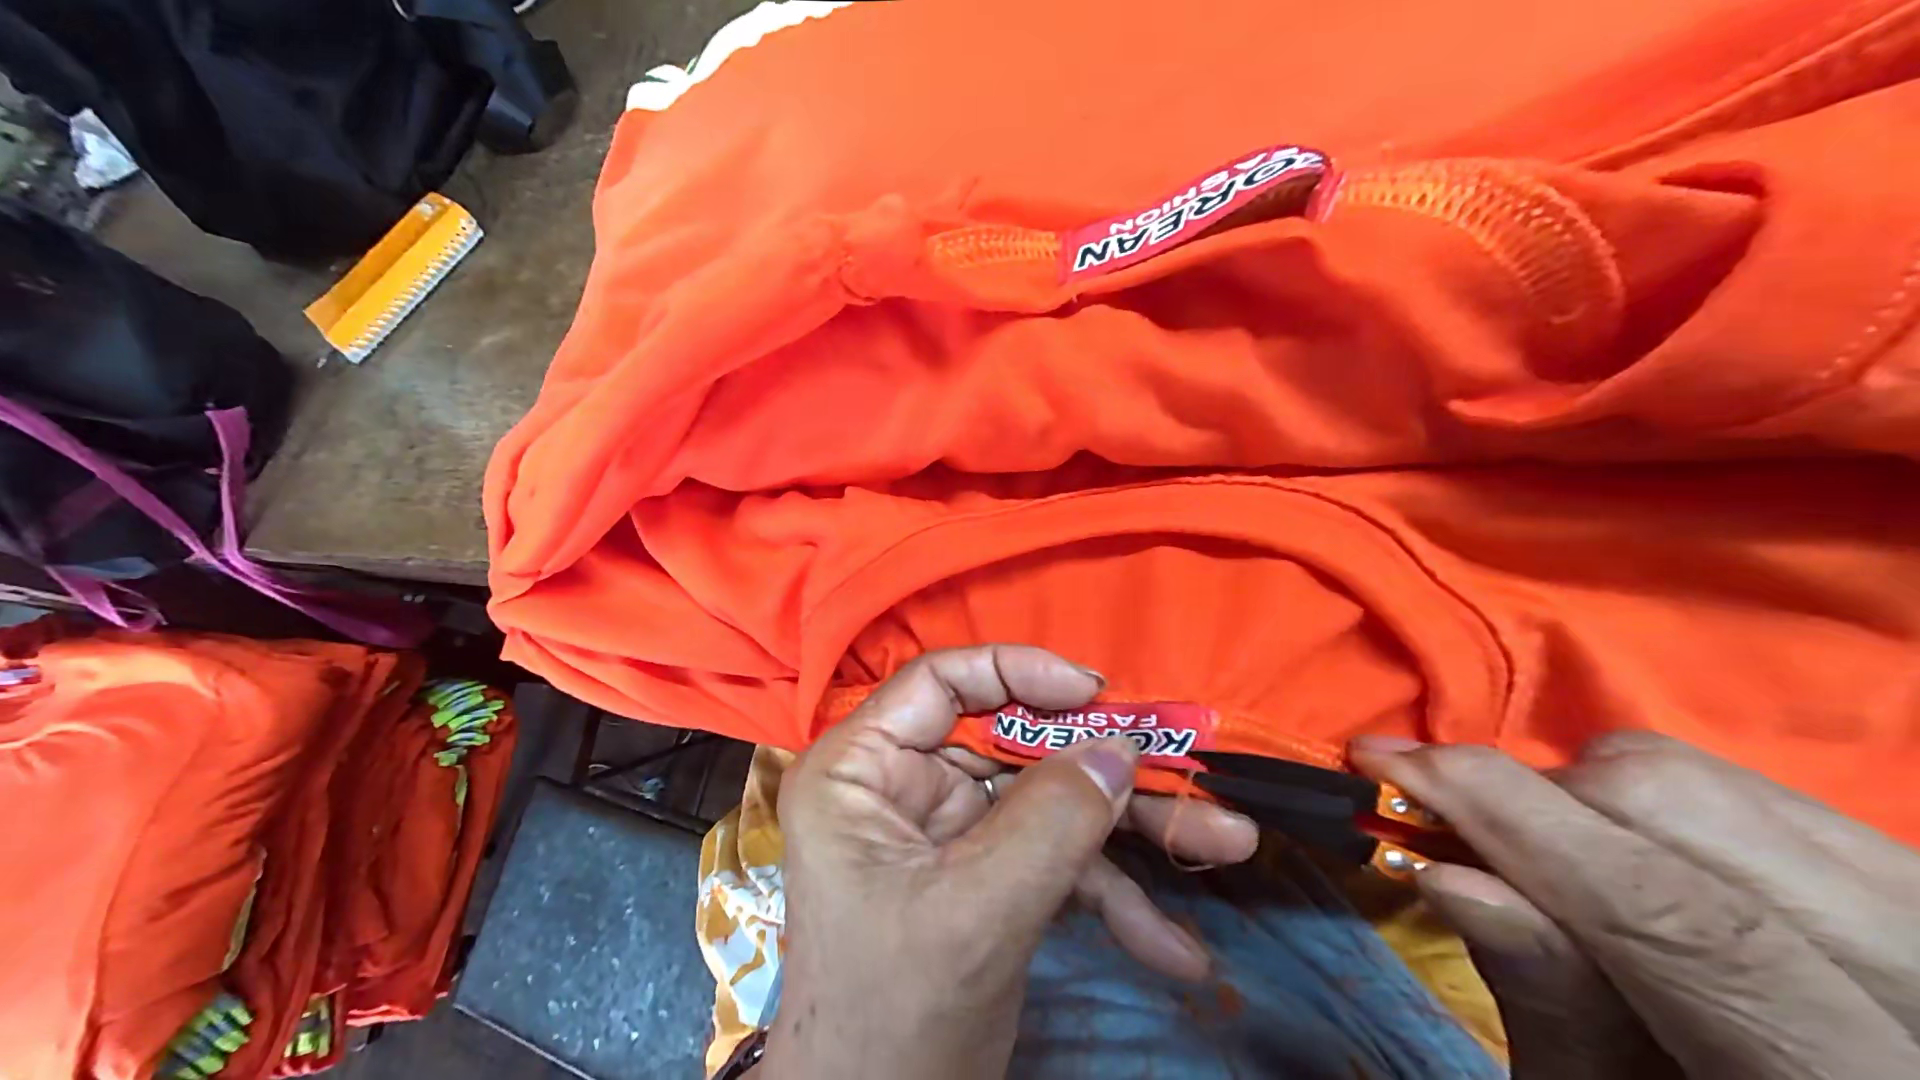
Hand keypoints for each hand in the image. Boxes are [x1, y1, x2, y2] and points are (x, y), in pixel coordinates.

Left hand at [760, 645, 1258, 1079]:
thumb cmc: (892, 1015)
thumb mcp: (973, 911)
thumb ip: (1051, 822)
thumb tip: (1121, 748)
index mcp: (861, 769)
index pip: (941, 682)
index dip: (1018, 672)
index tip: (1095, 692)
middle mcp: (902, 785)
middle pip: (1012, 743)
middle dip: (1101, 768)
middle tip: (1186, 773)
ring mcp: (946, 830)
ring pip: (1044, 800)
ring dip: (1129, 831)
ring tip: (1222, 843)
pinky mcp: (982, 874)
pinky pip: (1050, 859)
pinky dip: (1109, 895)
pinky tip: (1171, 947)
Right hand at [1351, 732, 1919, 1078]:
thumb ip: (1546, 1007)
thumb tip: (1444, 874)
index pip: (1679, 921)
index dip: (1511, 821)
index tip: (1384, 763)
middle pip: (1697, 812)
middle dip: (1529, 796)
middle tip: (1437, 815)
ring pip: (1726, 782)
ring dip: (1581, 795)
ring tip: (1530, 847)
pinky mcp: (1899, 891)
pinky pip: (1757, 792)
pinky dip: (1645, 802)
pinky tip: (1608, 849)